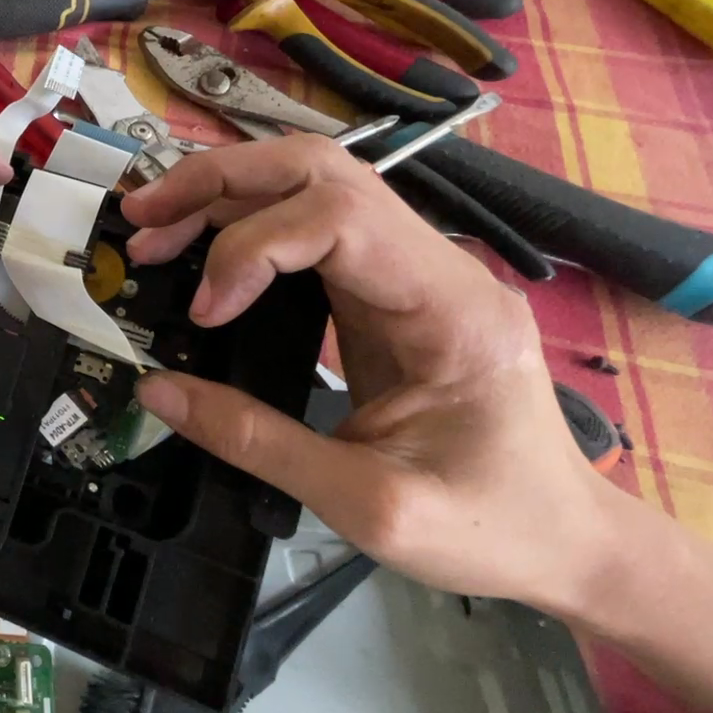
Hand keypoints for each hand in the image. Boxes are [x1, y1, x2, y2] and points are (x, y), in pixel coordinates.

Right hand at [120, 135, 617, 613]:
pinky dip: (237, 221)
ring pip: (304, 182)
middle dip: (218, 183)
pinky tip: (194, 247)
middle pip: (316, 170)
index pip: (337, 217)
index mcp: (449, 308)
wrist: (568, 541)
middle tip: (144, 220)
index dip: (250, 248)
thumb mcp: (368, 505)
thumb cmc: (492, 526)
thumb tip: (156, 389)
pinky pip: (302, 221)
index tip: (206, 313)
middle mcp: (432, 266)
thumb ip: (255, 443)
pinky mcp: (381, 283)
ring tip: (152, 231)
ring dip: (220, 193)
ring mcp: (407, 268)